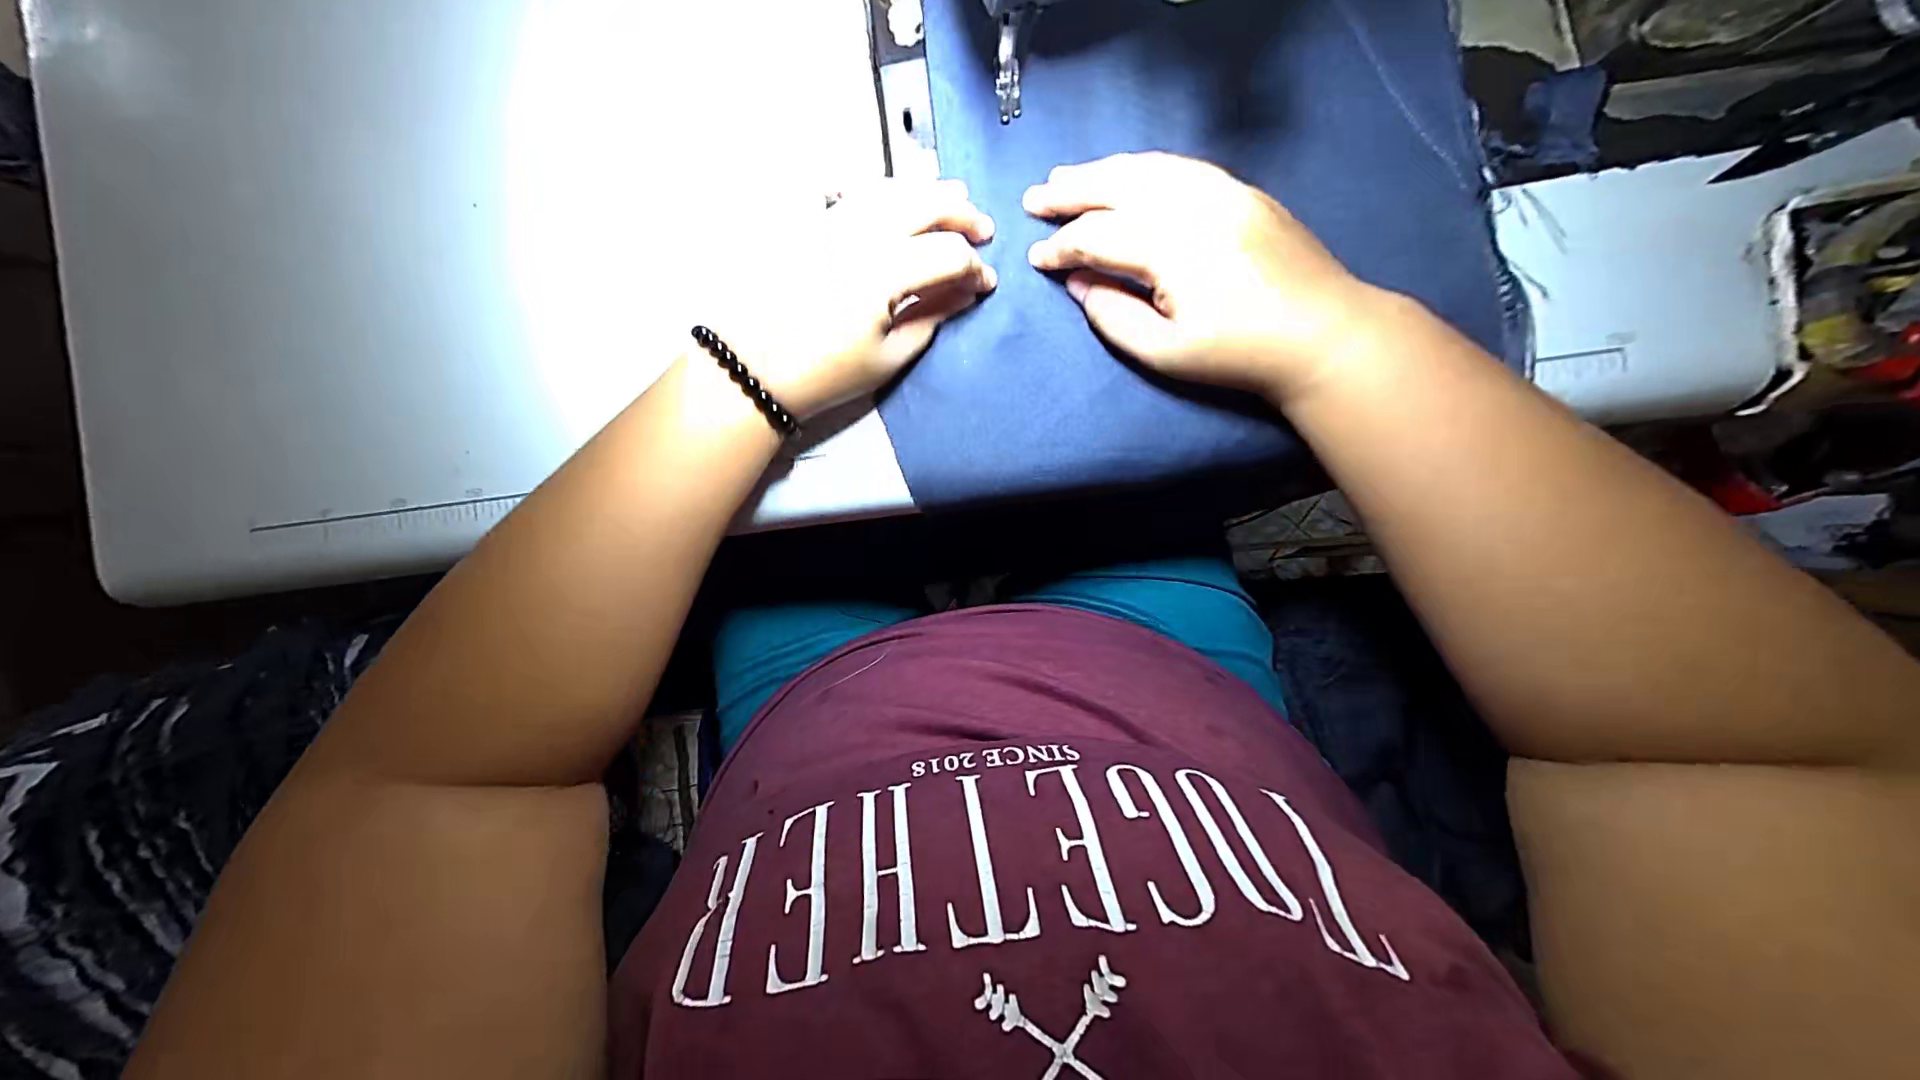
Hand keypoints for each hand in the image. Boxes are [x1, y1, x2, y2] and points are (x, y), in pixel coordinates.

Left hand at [698, 179, 996, 419]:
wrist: (753, 367)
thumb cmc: (824, 373)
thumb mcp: (889, 356)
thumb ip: (933, 316)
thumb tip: (965, 291)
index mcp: (883, 272)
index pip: (948, 253)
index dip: (975, 268)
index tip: (986, 285)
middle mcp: (861, 234)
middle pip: (926, 203)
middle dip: (962, 214)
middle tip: (983, 231)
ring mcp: (833, 222)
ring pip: (893, 188)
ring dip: (929, 193)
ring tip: (952, 200)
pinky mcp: (813, 224)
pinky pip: (859, 192)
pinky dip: (890, 191)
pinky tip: (901, 200)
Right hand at [1024, 152, 1383, 406]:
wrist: (1322, 334)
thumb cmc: (1238, 354)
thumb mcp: (1165, 352)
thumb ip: (1114, 317)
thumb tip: (1080, 284)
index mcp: (1171, 247)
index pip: (1099, 236)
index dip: (1062, 247)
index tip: (1035, 258)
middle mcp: (1193, 205)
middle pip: (1119, 186)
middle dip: (1072, 192)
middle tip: (1035, 197)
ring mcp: (1222, 192)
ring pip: (1149, 169)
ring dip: (1104, 172)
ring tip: (1070, 178)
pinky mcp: (1243, 192)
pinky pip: (1182, 167)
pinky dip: (1144, 168)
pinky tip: (1128, 175)